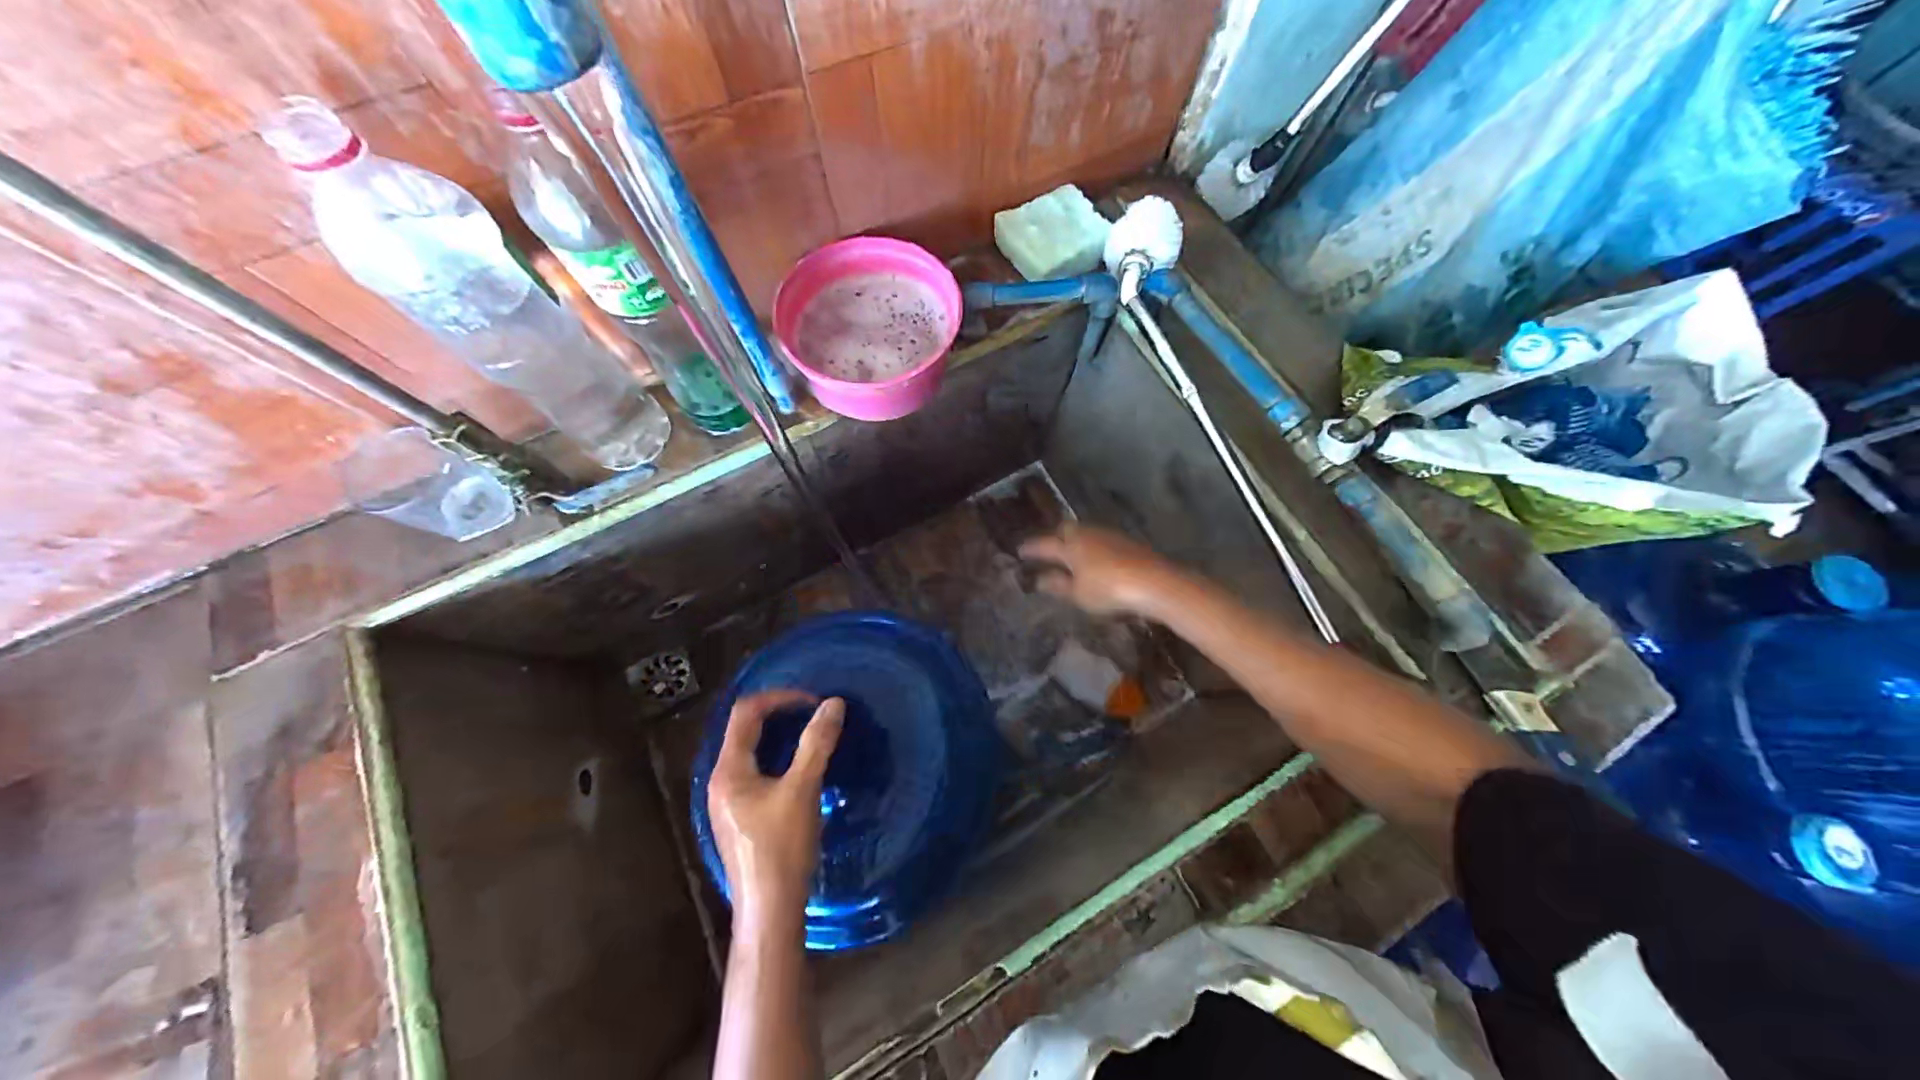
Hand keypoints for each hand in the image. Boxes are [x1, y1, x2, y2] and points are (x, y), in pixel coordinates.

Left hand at [708, 691, 844, 925]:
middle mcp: (720, 782)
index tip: (814, 702)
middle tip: (815, 714)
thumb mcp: (803, 791)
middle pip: (745, 730)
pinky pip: (755, 773)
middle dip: (780, 715)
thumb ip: (816, 745)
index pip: (746, 713)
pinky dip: (777, 760)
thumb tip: (833, 704)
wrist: (770, 911)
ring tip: (812, 736)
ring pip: (751, 753)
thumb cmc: (782, 849)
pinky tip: (801, 771)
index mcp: (728, 770)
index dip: (780, 698)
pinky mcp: (739, 819)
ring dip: (779, 738)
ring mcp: (727, 802)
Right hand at [1018, 524, 1189, 619]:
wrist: (1155, 582)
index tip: (1020, 550)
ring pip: (1085, 532)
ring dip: (1076, 541)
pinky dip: (1093, 547)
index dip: (1031, 548)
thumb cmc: (1109, 590)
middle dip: (1055, 537)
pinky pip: (1101, 539)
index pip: (1044, 545)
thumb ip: (1058, 585)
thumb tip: (1040, 579)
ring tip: (1072, 554)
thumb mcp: (1078, 594)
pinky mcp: (1127, 541)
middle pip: (1066, 530)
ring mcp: (1109, 535)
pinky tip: (1096, 559)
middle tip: (1049, 549)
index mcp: (1070, 546)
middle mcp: (1087, 534)